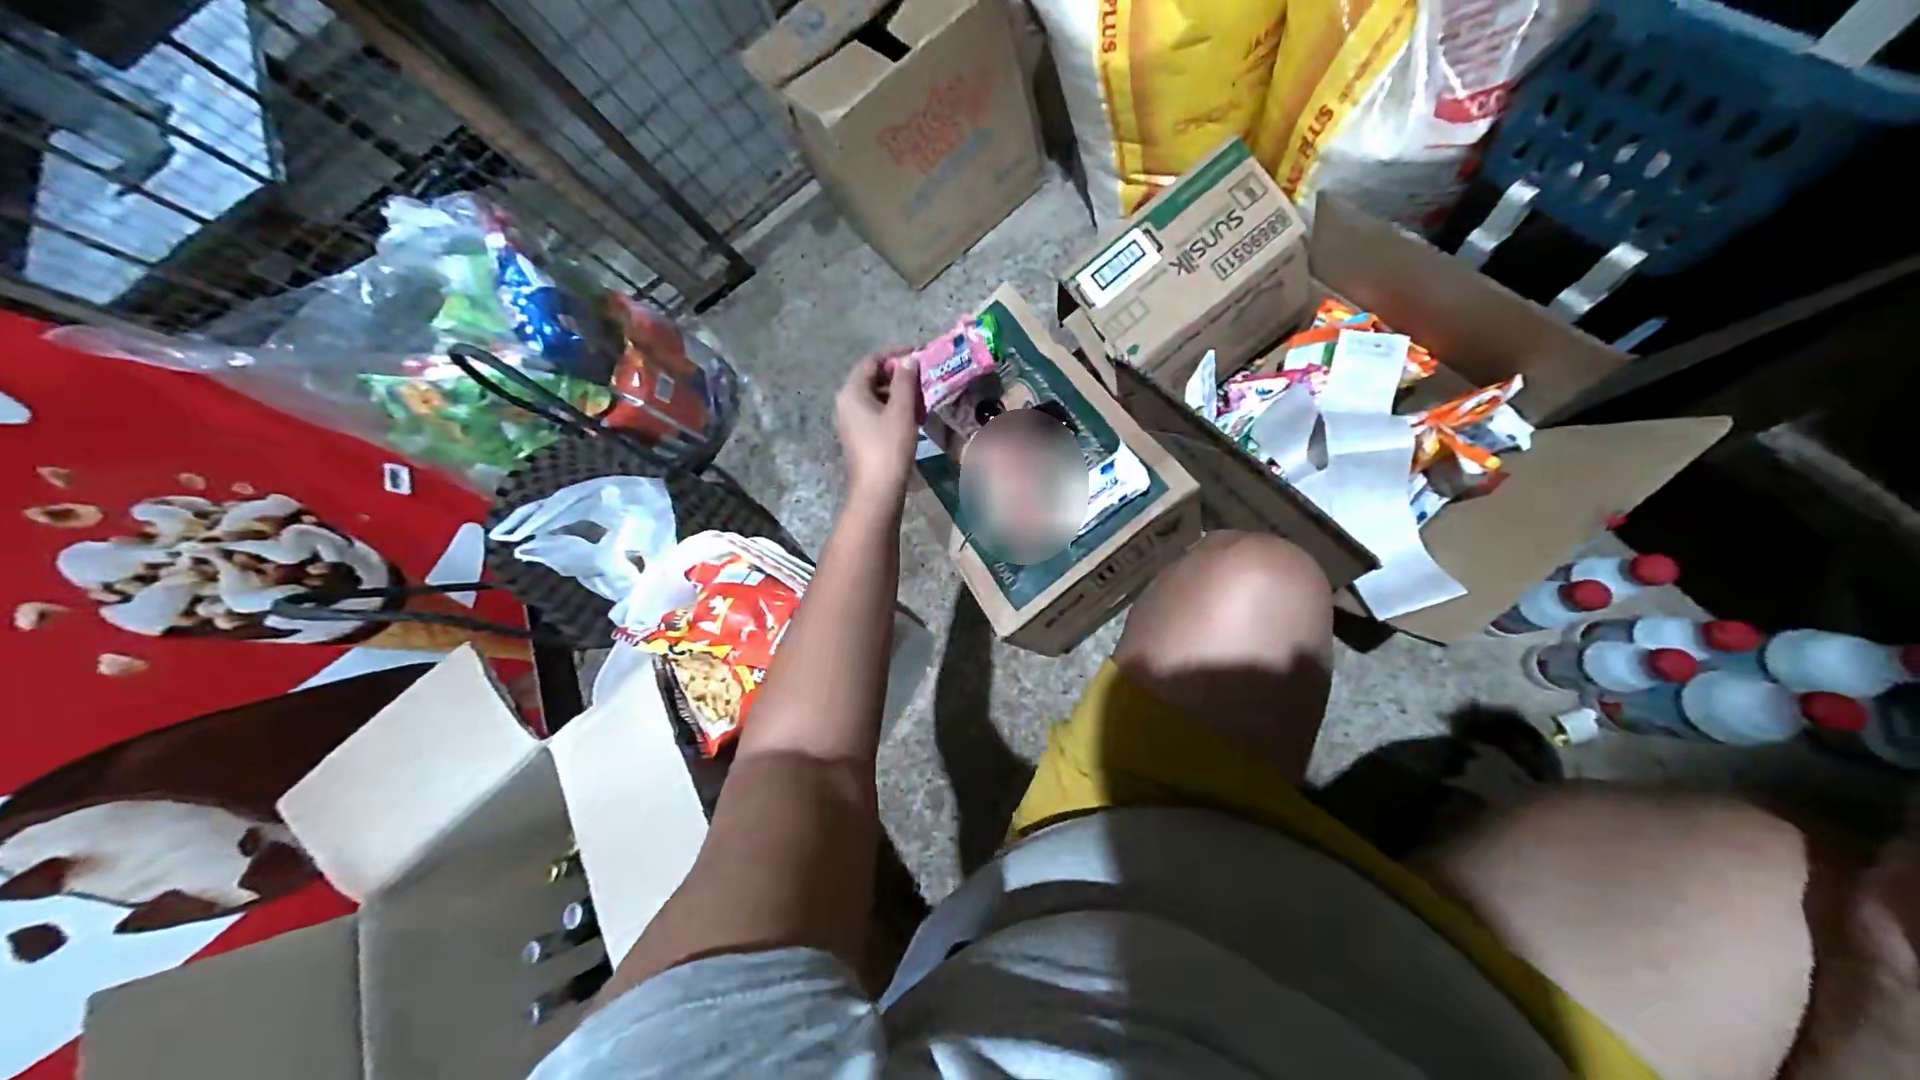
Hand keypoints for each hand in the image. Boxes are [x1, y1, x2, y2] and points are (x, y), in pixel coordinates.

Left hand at [835, 351, 919, 506]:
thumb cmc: (889, 446)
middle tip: (923, 376)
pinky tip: (912, 416)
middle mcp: (845, 403)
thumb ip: (906, 381)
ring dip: (898, 393)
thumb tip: (909, 359)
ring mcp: (850, 421)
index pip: (871, 361)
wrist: (877, 490)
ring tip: (922, 396)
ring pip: (874, 396)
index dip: (894, 354)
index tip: (918, 354)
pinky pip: (874, 412)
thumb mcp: (902, 410)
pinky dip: (892, 408)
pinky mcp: (858, 436)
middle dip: (897, 375)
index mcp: (851, 392)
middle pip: (871, 378)